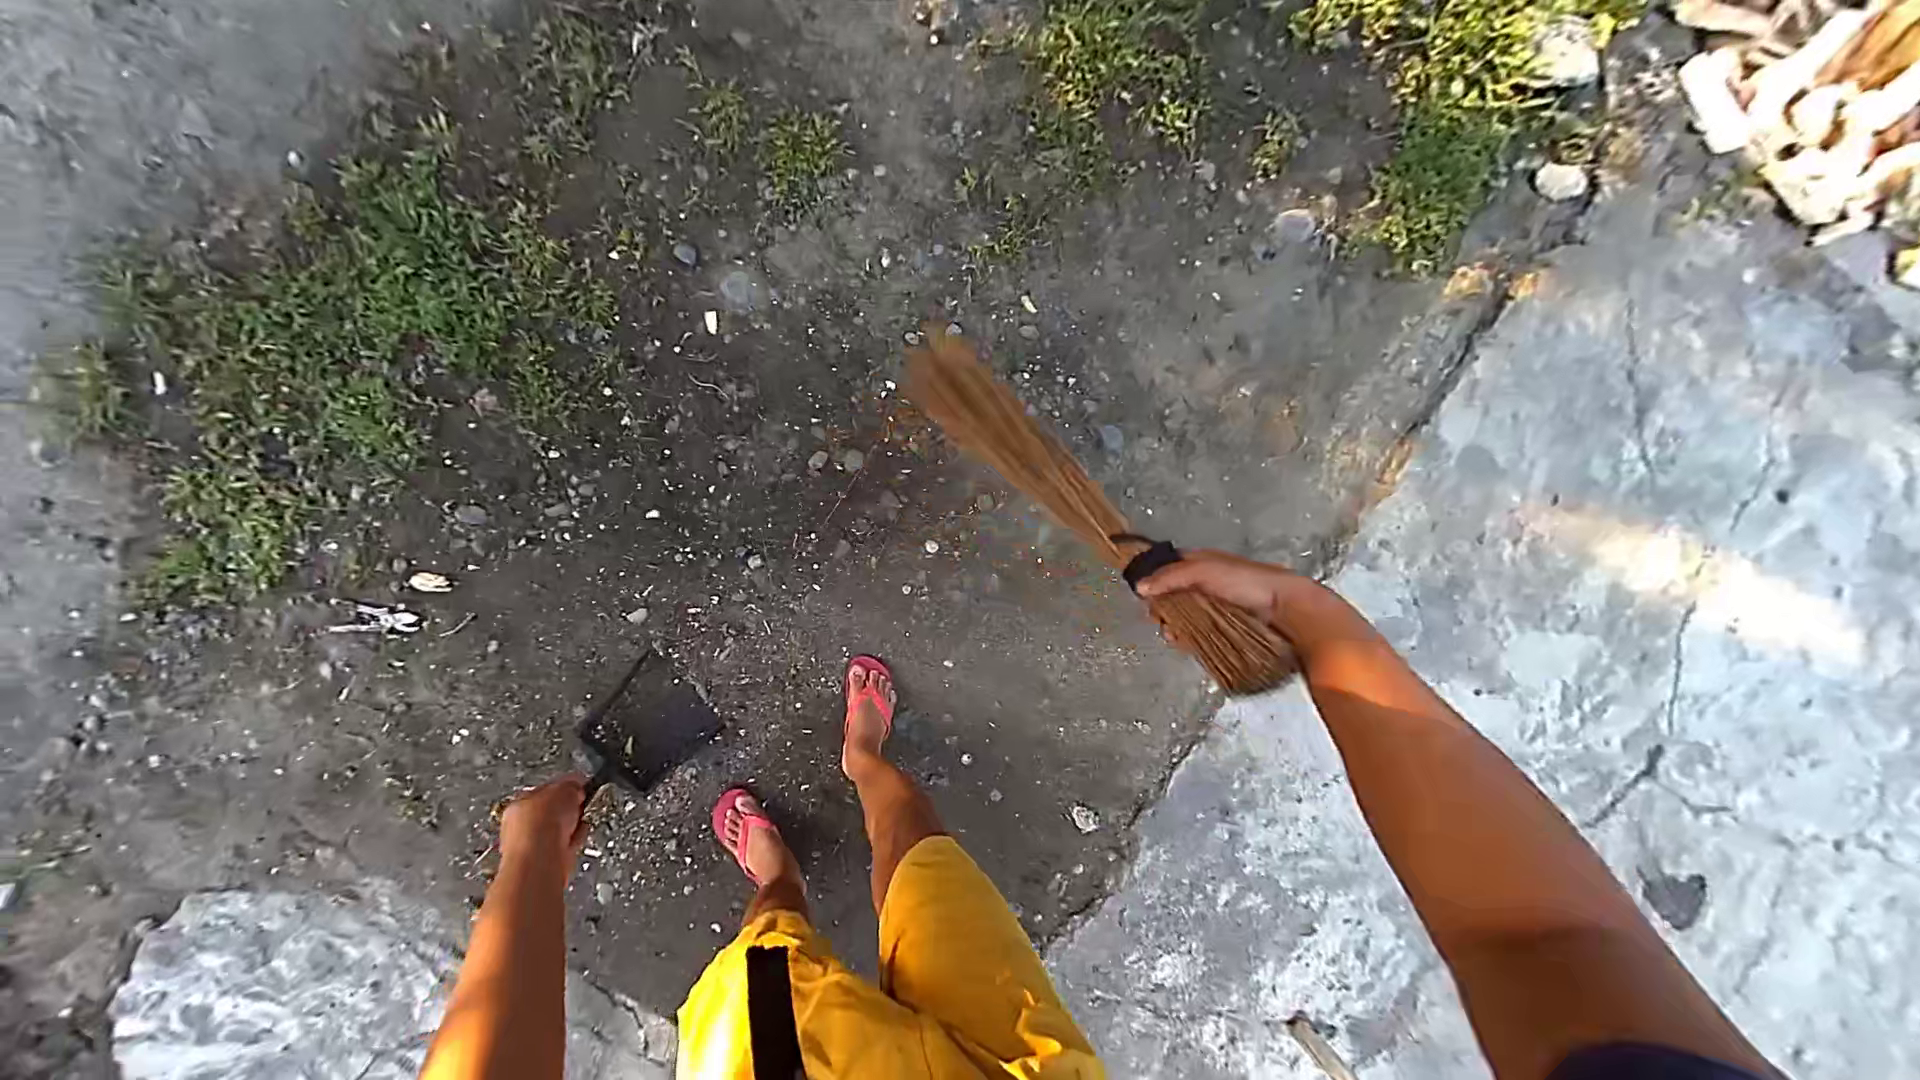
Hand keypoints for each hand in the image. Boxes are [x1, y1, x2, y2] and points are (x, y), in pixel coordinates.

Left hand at [499, 774, 589, 870]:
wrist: (541, 860)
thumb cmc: (541, 825)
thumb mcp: (566, 789)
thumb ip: (572, 783)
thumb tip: (577, 786)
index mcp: (519, 803)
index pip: (547, 790)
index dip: (567, 788)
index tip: (581, 789)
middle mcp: (520, 825)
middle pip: (554, 811)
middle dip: (571, 809)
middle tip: (580, 807)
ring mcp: (532, 845)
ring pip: (561, 829)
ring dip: (574, 826)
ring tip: (578, 826)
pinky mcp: (545, 861)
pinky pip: (566, 845)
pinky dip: (573, 841)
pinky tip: (574, 840)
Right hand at [1135, 549, 1351, 648]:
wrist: (1287, 608)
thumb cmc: (1246, 582)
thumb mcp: (1203, 570)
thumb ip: (1169, 577)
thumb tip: (1139, 588)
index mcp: (1200, 561)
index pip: (1166, 567)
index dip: (1153, 578)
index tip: (1142, 594)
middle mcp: (1206, 581)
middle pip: (1172, 594)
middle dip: (1161, 607)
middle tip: (1158, 619)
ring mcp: (1215, 605)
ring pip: (1183, 615)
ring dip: (1173, 625)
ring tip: (1173, 635)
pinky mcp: (1223, 626)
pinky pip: (1197, 631)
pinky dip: (1187, 637)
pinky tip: (1184, 643)